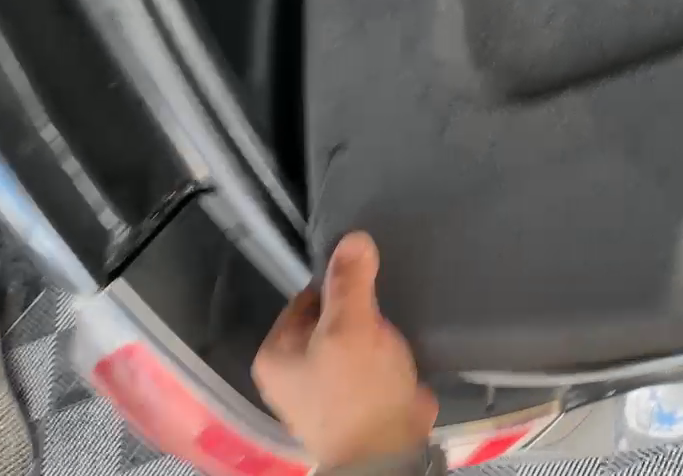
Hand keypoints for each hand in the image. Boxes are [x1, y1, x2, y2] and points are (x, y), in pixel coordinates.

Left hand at [253, 232, 436, 467]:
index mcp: (277, 353)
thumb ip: (350, 282)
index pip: (308, 295)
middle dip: (360, 299)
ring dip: (375, 319)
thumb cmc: (355, 386)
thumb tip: (353, 236)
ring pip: (351, 332)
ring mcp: (325, 382)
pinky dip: (385, 339)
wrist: (385, 444)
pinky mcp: (358, 390)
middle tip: (392, 282)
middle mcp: (293, 368)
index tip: (372, 268)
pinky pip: (369, 351)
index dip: (340, 278)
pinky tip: (405, 329)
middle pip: (330, 313)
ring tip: (403, 300)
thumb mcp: (350, 327)